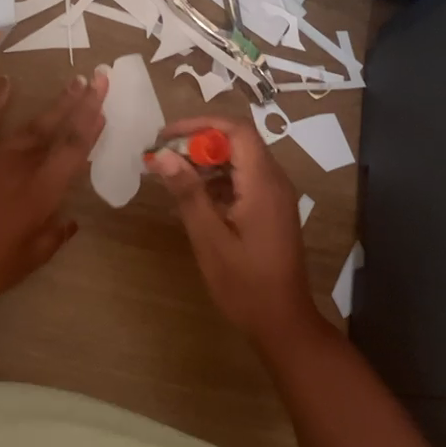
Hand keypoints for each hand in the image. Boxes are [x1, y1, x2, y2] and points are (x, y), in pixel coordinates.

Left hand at [0, 73, 107, 307]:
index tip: (105, 105)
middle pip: (57, 130)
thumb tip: (70, 222)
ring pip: (30, 124)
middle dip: (81, 104)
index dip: (92, 128)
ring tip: (73, 82)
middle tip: (99, 78)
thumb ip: (49, 241)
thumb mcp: (18, 265)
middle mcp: (21, 167)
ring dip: (54, 103)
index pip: (73, 153)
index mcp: (40, 194)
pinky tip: (5, 83)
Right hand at [149, 116, 322, 347]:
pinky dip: (218, 180)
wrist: (283, 322)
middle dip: (199, 142)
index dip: (200, 124)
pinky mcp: (271, 210)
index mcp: (263, 183)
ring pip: (240, 160)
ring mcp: (276, 196)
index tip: (166, 136)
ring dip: (206, 161)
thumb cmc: (245, 283)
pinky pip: (244, 180)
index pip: (236, 130)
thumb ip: (188, 193)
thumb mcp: (209, 238)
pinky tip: (193, 199)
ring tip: (171, 175)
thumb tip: (162, 155)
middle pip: (238, 141)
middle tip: (163, 156)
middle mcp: (275, 181)